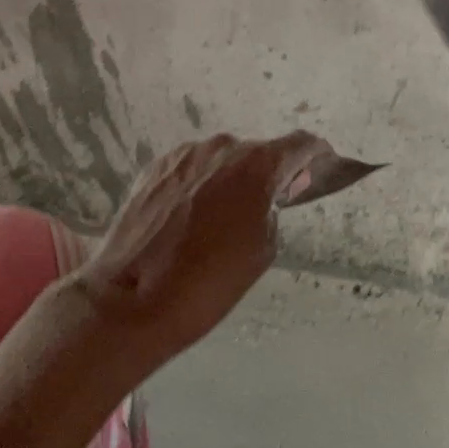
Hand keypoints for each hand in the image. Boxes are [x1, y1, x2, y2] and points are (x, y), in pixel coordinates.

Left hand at [73, 131, 330, 364]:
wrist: (128, 303)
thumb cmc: (208, 283)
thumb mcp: (262, 249)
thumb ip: (274, 209)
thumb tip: (271, 192)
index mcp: (258, 164)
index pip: (301, 144)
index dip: (315, 155)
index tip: (320, 167)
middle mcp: (224, 147)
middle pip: (258, 152)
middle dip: (267, 174)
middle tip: (266, 206)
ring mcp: (185, 155)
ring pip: (222, 160)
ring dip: (230, 178)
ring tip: (221, 217)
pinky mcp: (155, 168)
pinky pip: (192, 169)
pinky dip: (200, 184)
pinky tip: (190, 218)